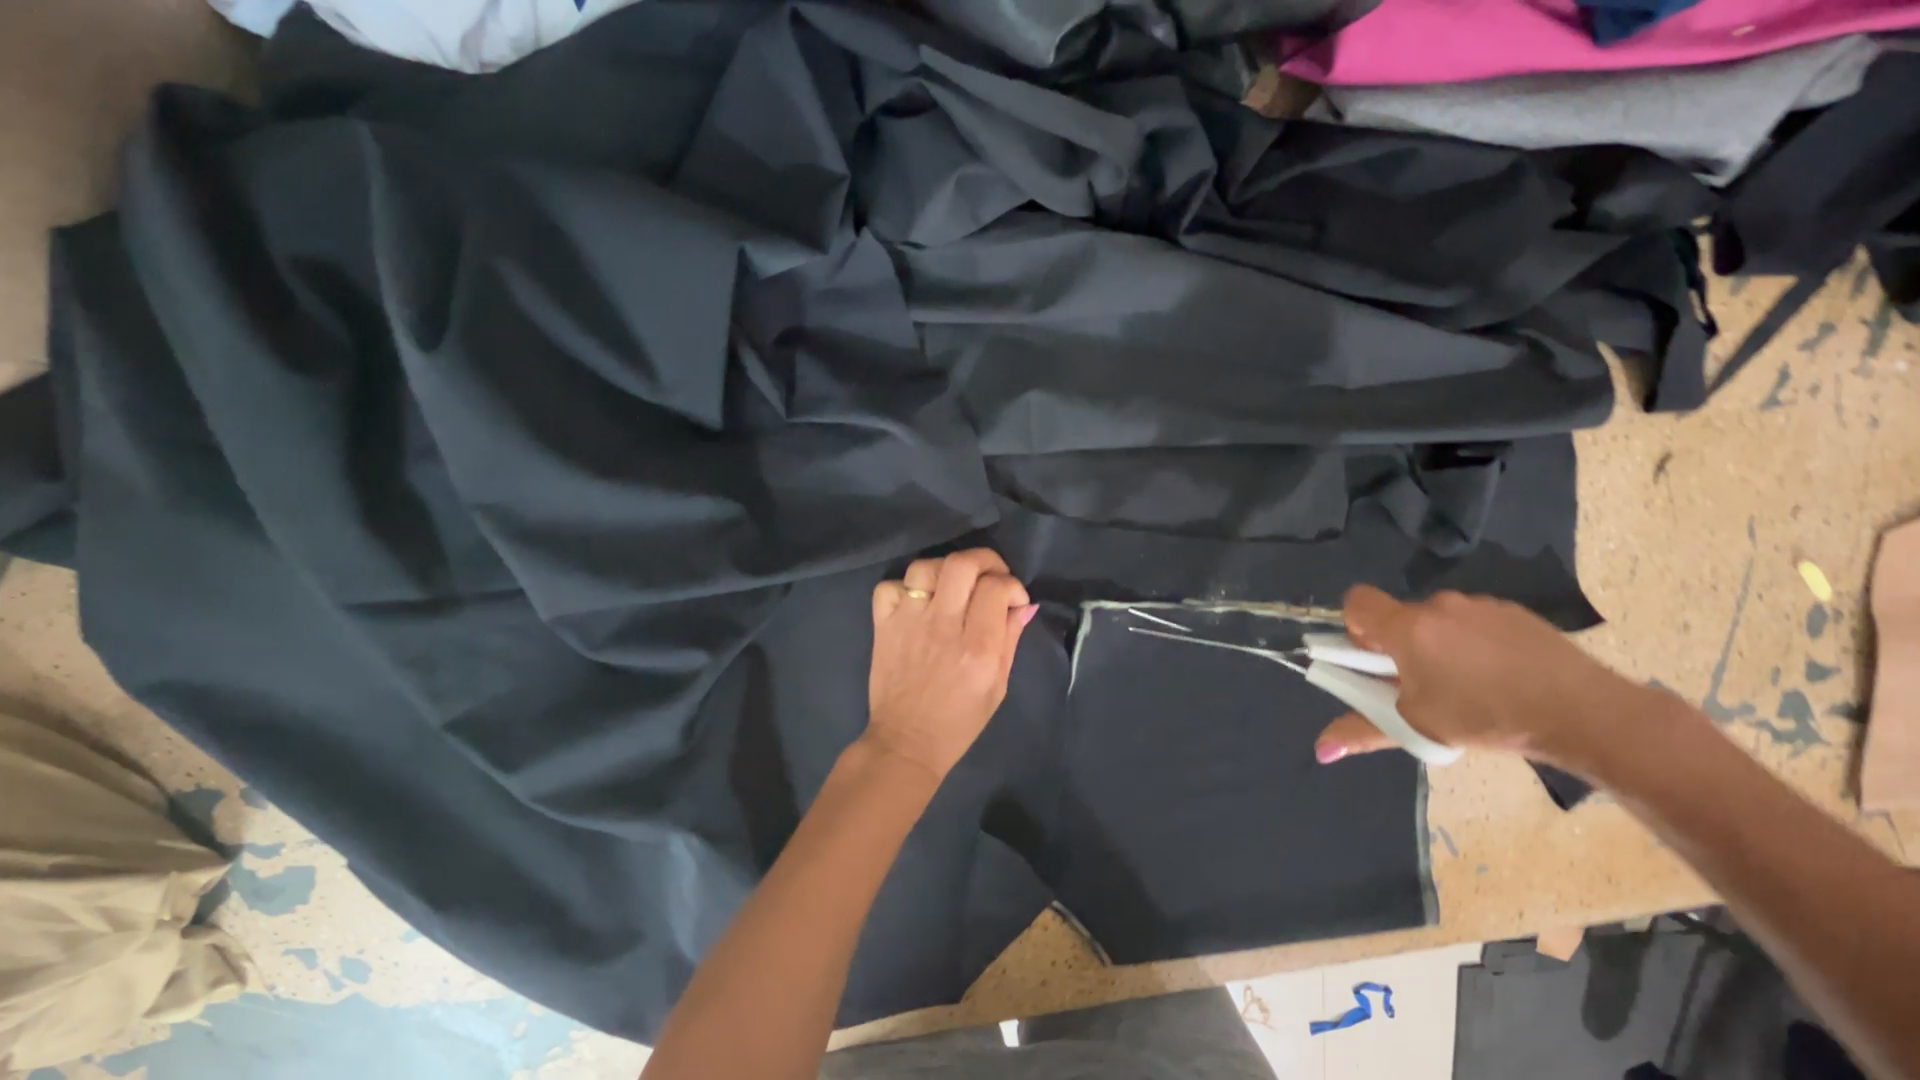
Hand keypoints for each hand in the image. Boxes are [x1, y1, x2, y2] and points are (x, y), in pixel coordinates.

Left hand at [864, 549, 1038, 781]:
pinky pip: (890, 587)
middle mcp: (943, 627)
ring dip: (946, 569)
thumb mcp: (998, 685)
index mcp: (977, 648)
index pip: (996, 587)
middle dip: (985, 560)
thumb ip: (1010, 639)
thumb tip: (1023, 604)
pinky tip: (919, 602)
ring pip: (926, 567)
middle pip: (962, 565)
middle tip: (990, 577)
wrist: (907, 742)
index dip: (1011, 585)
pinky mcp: (883, 627)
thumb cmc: (959, 721)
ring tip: (955, 585)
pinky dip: (906, 586)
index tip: (1012, 600)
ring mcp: (908, 624)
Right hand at [1314, 585, 1655, 769]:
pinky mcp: (1515, 612)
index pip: (1357, 602)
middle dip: (1401, 647)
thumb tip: (1320, 750)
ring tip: (1467, 689)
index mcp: (1407, 627)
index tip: (1375, 662)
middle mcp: (1439, 605)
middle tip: (1421, 688)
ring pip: (1439, 622)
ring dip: (1439, 647)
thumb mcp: (1418, 727)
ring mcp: (1480, 605)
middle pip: (1400, 617)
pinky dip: (1475, 646)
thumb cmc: (1486, 717)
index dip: (1356, 629)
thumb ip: (1363, 730)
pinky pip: (1476, 624)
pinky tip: (1500, 679)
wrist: (1581, 710)